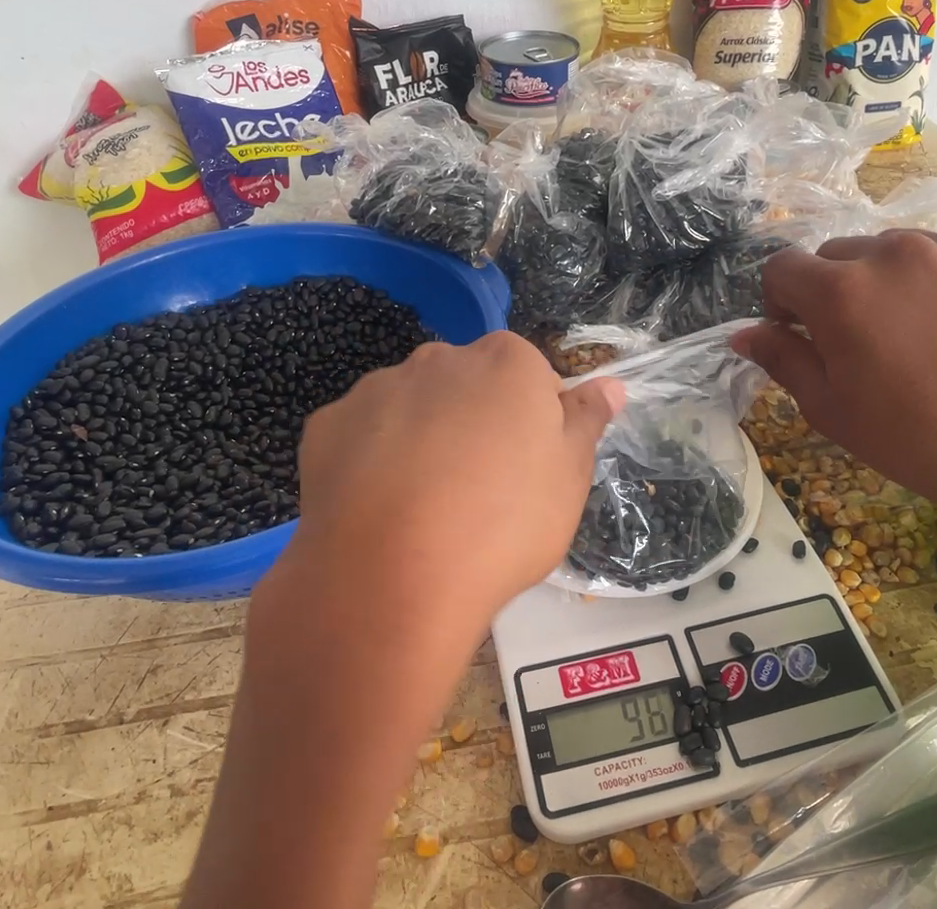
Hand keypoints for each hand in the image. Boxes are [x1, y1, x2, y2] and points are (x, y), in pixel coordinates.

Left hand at [283, 331, 624, 615]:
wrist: (392, 578)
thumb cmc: (502, 524)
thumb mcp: (569, 479)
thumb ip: (586, 421)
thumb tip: (609, 383)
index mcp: (506, 363)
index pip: (531, 375)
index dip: (533, 422)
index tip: (528, 469)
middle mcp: (438, 359)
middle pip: (468, 385)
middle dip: (475, 421)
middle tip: (480, 491)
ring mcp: (376, 389)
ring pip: (411, 407)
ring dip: (421, 437)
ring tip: (423, 507)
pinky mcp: (326, 426)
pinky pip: (361, 435)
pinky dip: (371, 460)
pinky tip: (378, 508)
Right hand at [732, 229, 936, 553]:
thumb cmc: (919, 443)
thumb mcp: (832, 411)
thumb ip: (782, 360)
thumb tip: (743, 334)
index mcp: (842, 291)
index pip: (783, 268)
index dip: (782, 302)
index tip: (802, 336)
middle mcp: (897, 251)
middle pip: (842, 255)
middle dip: (839, 291)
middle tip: (868, 343)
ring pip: (904, 250)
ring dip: (897, 283)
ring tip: (929, 337)